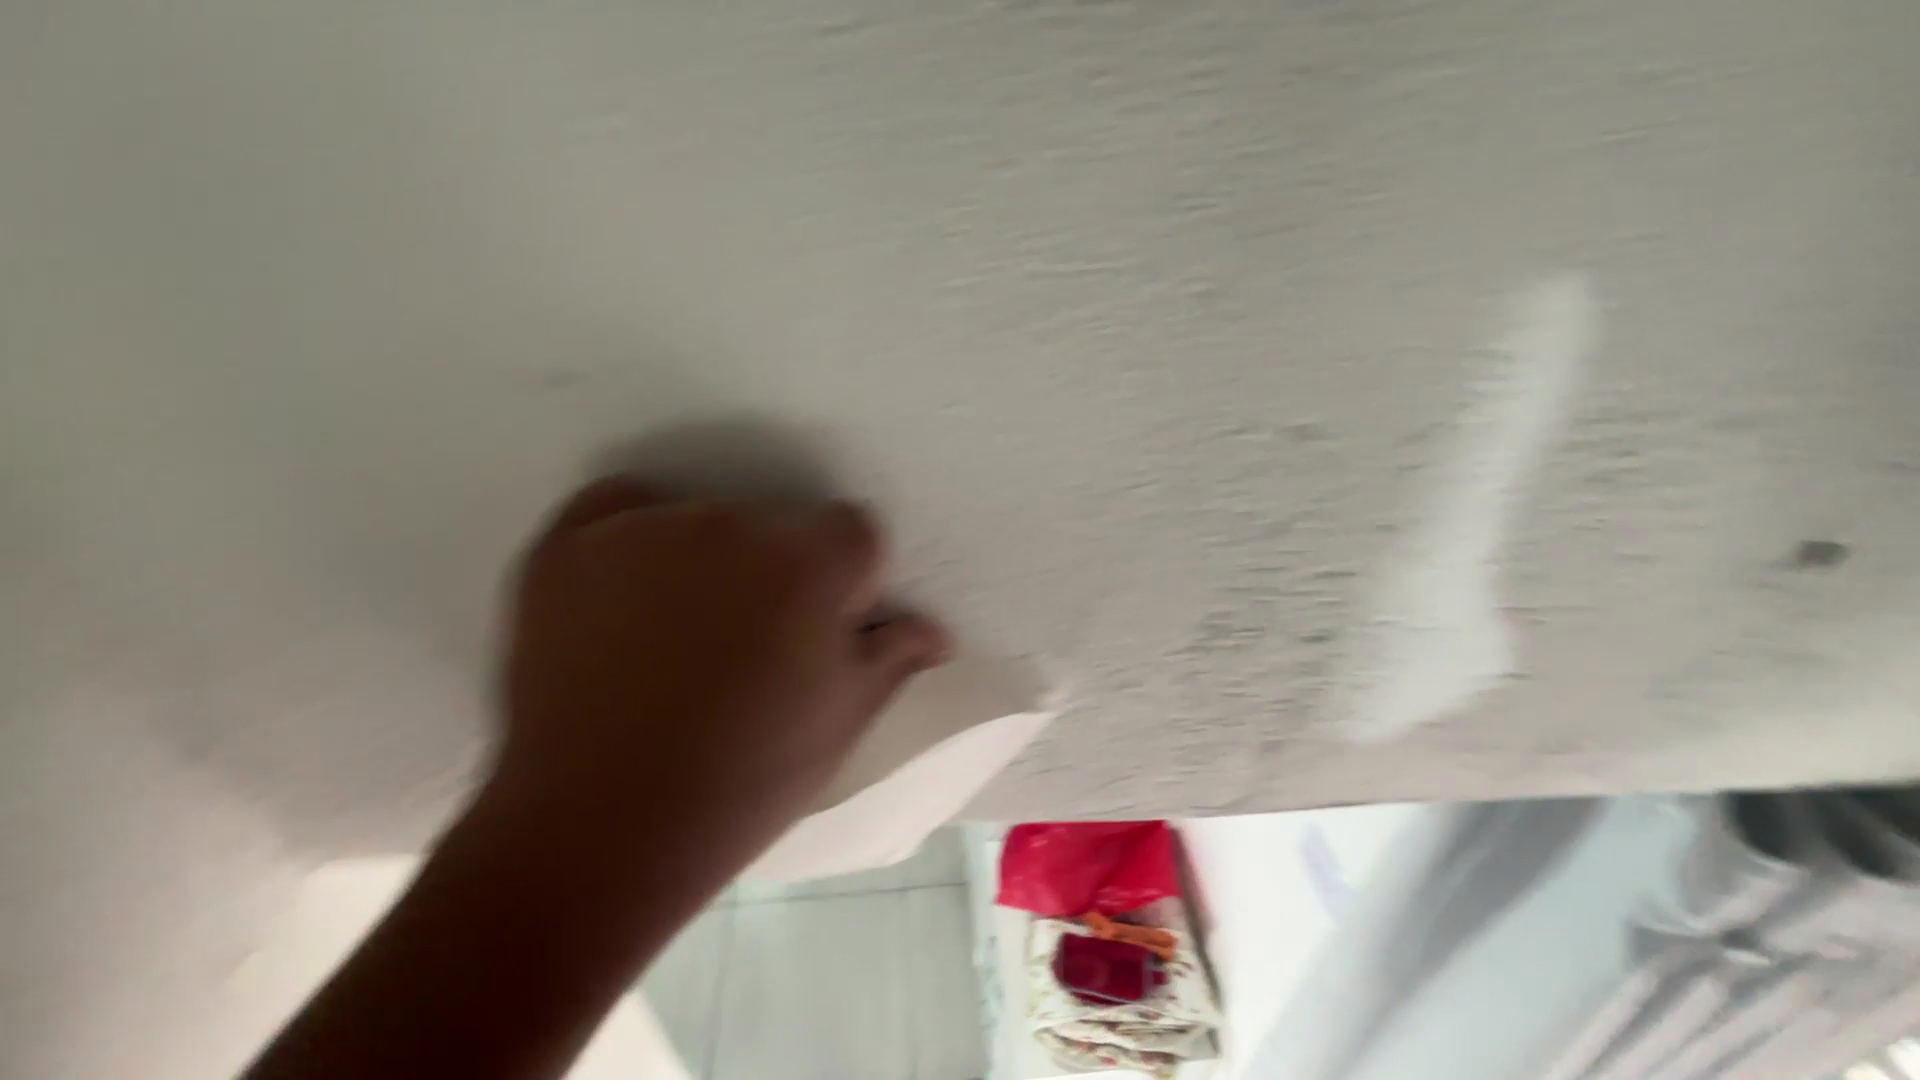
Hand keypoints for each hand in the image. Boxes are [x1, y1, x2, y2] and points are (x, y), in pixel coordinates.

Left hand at [488, 477, 950, 873]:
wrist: (601, 828)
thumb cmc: (744, 782)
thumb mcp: (840, 724)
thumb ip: (891, 658)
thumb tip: (936, 632)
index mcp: (808, 567)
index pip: (853, 530)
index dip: (846, 580)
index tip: (820, 628)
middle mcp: (731, 524)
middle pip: (773, 528)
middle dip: (774, 574)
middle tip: (744, 646)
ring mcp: (645, 529)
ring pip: (700, 521)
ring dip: (703, 562)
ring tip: (672, 640)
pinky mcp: (569, 542)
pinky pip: (620, 506)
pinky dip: (628, 536)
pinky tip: (624, 594)